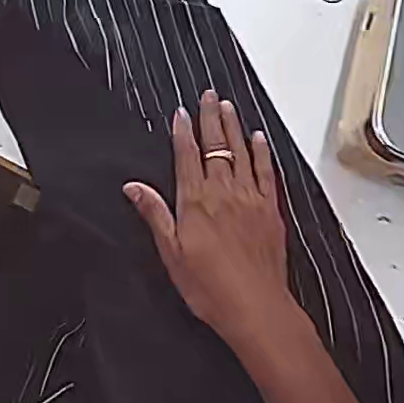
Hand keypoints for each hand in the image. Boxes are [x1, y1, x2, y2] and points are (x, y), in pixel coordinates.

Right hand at [124, 90, 289, 346]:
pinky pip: (266, 171)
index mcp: (196, 201)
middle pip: (215, 146)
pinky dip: (262, 152)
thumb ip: (155, 214)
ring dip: (233, 126)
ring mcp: (249, 197)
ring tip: (227, 106)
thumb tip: (134, 187)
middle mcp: (223, 192)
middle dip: (209, 118)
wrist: (255, 306)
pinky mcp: (270, 209)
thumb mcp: (171, 253)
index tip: (180, 112)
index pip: (187, 155)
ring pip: (241, 151)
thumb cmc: (210, 287)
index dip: (183, 131)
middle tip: (208, 95)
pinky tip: (259, 138)